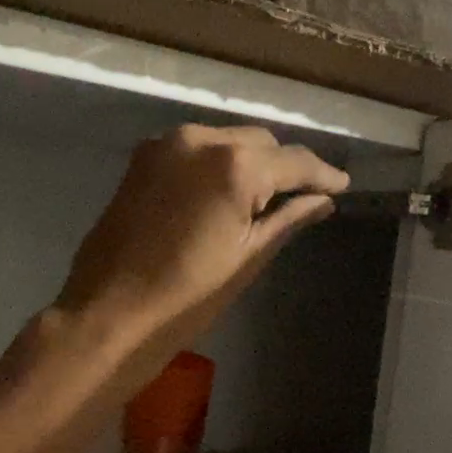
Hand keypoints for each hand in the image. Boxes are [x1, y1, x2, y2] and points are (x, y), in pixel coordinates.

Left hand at [56, 124, 348, 349]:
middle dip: (282, 167)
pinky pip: (194, 151)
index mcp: (234, 164)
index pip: (293, 161)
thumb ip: (288, 219)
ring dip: (248, 163)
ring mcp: (165, 145)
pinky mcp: (142, 159)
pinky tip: (222, 194)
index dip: (321, 175)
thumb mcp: (247, 258)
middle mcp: (200, 139)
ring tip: (261, 198)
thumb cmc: (187, 297)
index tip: (341, 186)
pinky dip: (215, 166)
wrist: (110, 314)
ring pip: (225, 141)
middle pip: (259, 142)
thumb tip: (321, 200)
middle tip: (301, 198)